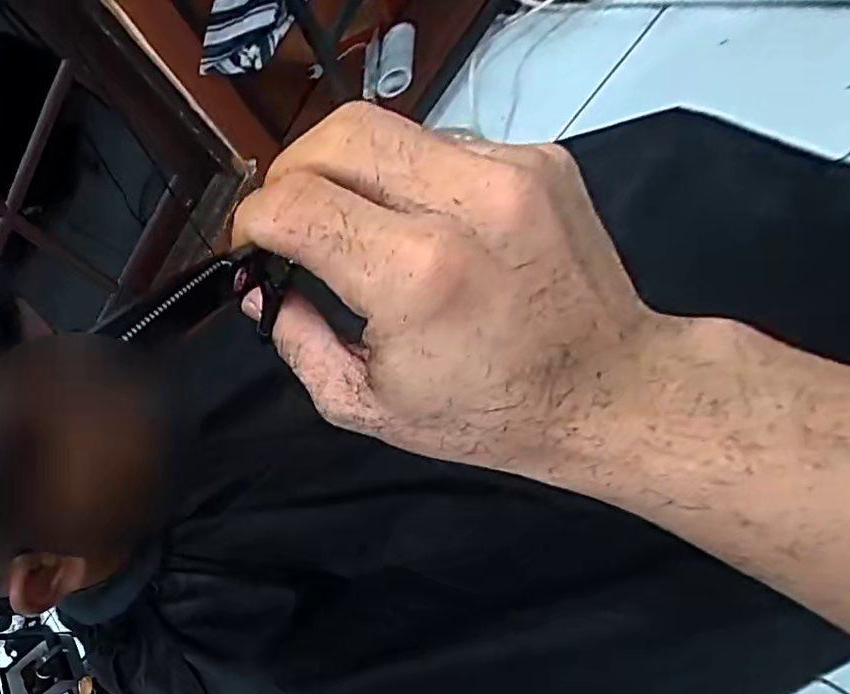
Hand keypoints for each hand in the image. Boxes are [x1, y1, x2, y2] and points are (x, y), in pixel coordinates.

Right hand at [231, 102, 684, 477]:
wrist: (603, 386)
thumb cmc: (478, 410)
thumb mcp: (355, 402)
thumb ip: (295, 341)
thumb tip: (259, 293)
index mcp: (412, 276)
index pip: (295, 206)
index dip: (250, 223)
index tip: (246, 251)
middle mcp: (465, 203)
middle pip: (337, 136)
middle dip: (283, 178)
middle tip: (278, 226)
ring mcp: (508, 170)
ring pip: (381, 126)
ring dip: (334, 173)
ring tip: (332, 225)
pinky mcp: (533, 158)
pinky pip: (428, 142)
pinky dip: (386, 177)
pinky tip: (392, 222)